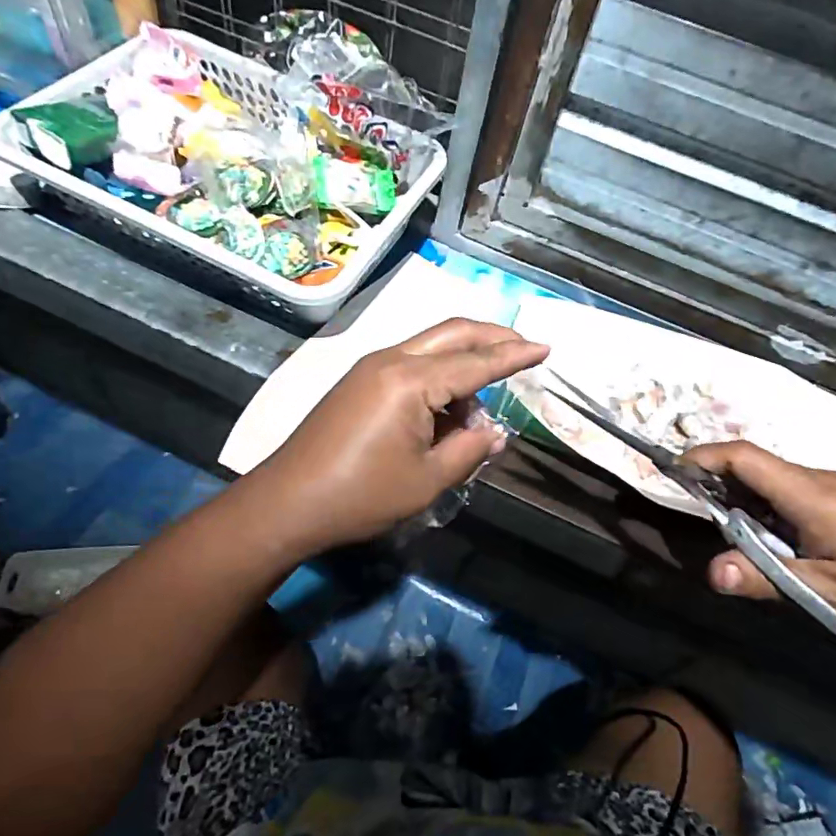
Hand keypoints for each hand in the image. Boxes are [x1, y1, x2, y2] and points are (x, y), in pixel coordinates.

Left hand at [247, 319, 549, 554]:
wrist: (288, 501)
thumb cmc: (361, 495)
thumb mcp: (427, 480)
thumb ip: (468, 450)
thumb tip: (493, 432)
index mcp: (410, 380)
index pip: (476, 361)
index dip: (514, 356)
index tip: (546, 348)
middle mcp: (389, 361)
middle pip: (451, 333)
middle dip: (491, 337)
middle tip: (523, 348)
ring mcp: (368, 369)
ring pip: (428, 348)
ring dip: (461, 364)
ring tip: (476, 412)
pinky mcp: (356, 383)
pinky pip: (407, 365)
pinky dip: (435, 377)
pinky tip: (444, 411)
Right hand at [683, 441, 835, 664]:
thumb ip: (769, 579)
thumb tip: (710, 571)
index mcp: (817, 497)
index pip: (744, 457)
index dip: (703, 456)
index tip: (671, 470)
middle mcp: (832, 483)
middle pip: (760, 469)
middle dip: (721, 486)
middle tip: (702, 523)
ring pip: (785, 485)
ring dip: (754, 505)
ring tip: (745, 545)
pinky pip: (810, 498)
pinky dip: (783, 513)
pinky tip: (794, 549)